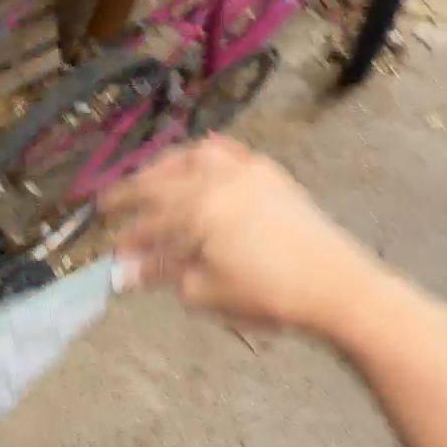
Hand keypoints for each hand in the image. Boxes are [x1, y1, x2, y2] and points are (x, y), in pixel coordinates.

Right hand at [101, 136, 391, 334]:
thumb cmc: (264, 293)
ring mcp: (247, 173)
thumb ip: (160, 273)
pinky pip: (229, 153)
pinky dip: (206, 155)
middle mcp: (217, 181)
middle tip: (109, 205)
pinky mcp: (270, 176)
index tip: (113, 254)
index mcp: (197, 209)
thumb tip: (123, 273)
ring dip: (163, 167)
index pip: (147, 222)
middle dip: (129, 195)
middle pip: (160, 181)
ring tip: (149, 179)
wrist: (337, 287)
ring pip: (192, 157)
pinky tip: (197, 159)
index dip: (127, 240)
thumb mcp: (202, 288)